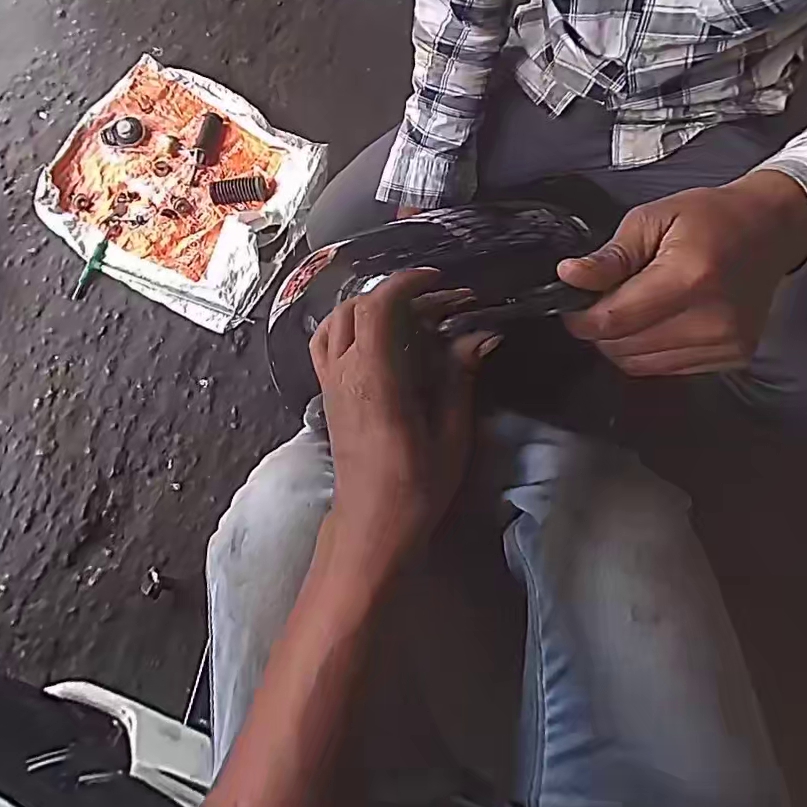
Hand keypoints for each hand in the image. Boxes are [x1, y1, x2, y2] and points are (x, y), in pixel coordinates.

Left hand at [310, 269, 500, 553]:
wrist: (372, 527)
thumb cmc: (416, 487)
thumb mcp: (451, 433)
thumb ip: (459, 377)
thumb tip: (481, 334)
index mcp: (376, 380)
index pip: (378, 309)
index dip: (405, 283)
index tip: (437, 279)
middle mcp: (345, 374)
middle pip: (357, 308)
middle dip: (398, 293)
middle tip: (438, 301)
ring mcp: (330, 384)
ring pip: (336, 320)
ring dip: (370, 305)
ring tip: (406, 311)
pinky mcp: (328, 396)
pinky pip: (326, 343)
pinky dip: (347, 325)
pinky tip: (374, 336)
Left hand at [558, 170, 806, 375]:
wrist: (770, 229)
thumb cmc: (713, 217)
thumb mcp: (652, 219)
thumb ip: (610, 256)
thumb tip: (569, 276)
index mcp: (689, 277)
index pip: (613, 320)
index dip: (581, 318)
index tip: (573, 305)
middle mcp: (711, 318)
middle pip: (622, 347)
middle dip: (599, 328)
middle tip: (602, 301)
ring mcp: (725, 342)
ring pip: (639, 364)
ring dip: (621, 342)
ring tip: (633, 307)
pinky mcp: (732, 356)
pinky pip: (665, 368)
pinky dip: (648, 350)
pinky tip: (657, 321)